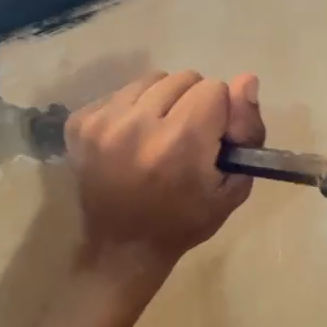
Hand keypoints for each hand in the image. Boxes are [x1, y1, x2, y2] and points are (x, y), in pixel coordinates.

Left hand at [66, 70, 264, 276]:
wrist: (122, 248)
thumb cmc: (185, 221)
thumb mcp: (232, 187)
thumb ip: (247, 131)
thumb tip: (247, 80)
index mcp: (181, 141)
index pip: (215, 88)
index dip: (220, 114)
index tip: (212, 140)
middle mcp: (138, 123)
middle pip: (183, 78)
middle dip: (192, 104)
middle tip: (185, 140)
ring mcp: (103, 121)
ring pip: (152, 80)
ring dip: (162, 102)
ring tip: (158, 137)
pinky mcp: (80, 122)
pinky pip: (121, 92)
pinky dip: (132, 110)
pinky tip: (132, 142)